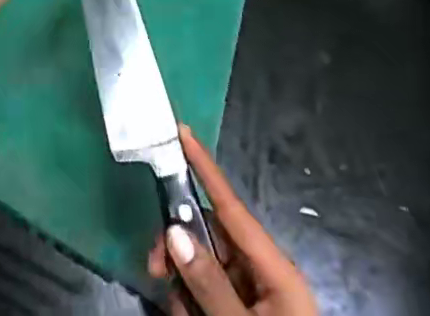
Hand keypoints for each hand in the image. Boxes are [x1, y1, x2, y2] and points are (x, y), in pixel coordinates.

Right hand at [148, 125, 317, 315]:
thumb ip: (209, 284)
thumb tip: (175, 232)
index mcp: (274, 269)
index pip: (232, 206)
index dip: (205, 167)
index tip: (181, 131)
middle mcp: (262, 274)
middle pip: (209, 235)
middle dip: (178, 246)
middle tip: (154, 270)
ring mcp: (251, 296)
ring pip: (201, 265)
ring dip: (180, 285)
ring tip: (179, 314)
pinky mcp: (239, 312)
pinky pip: (205, 292)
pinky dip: (188, 303)